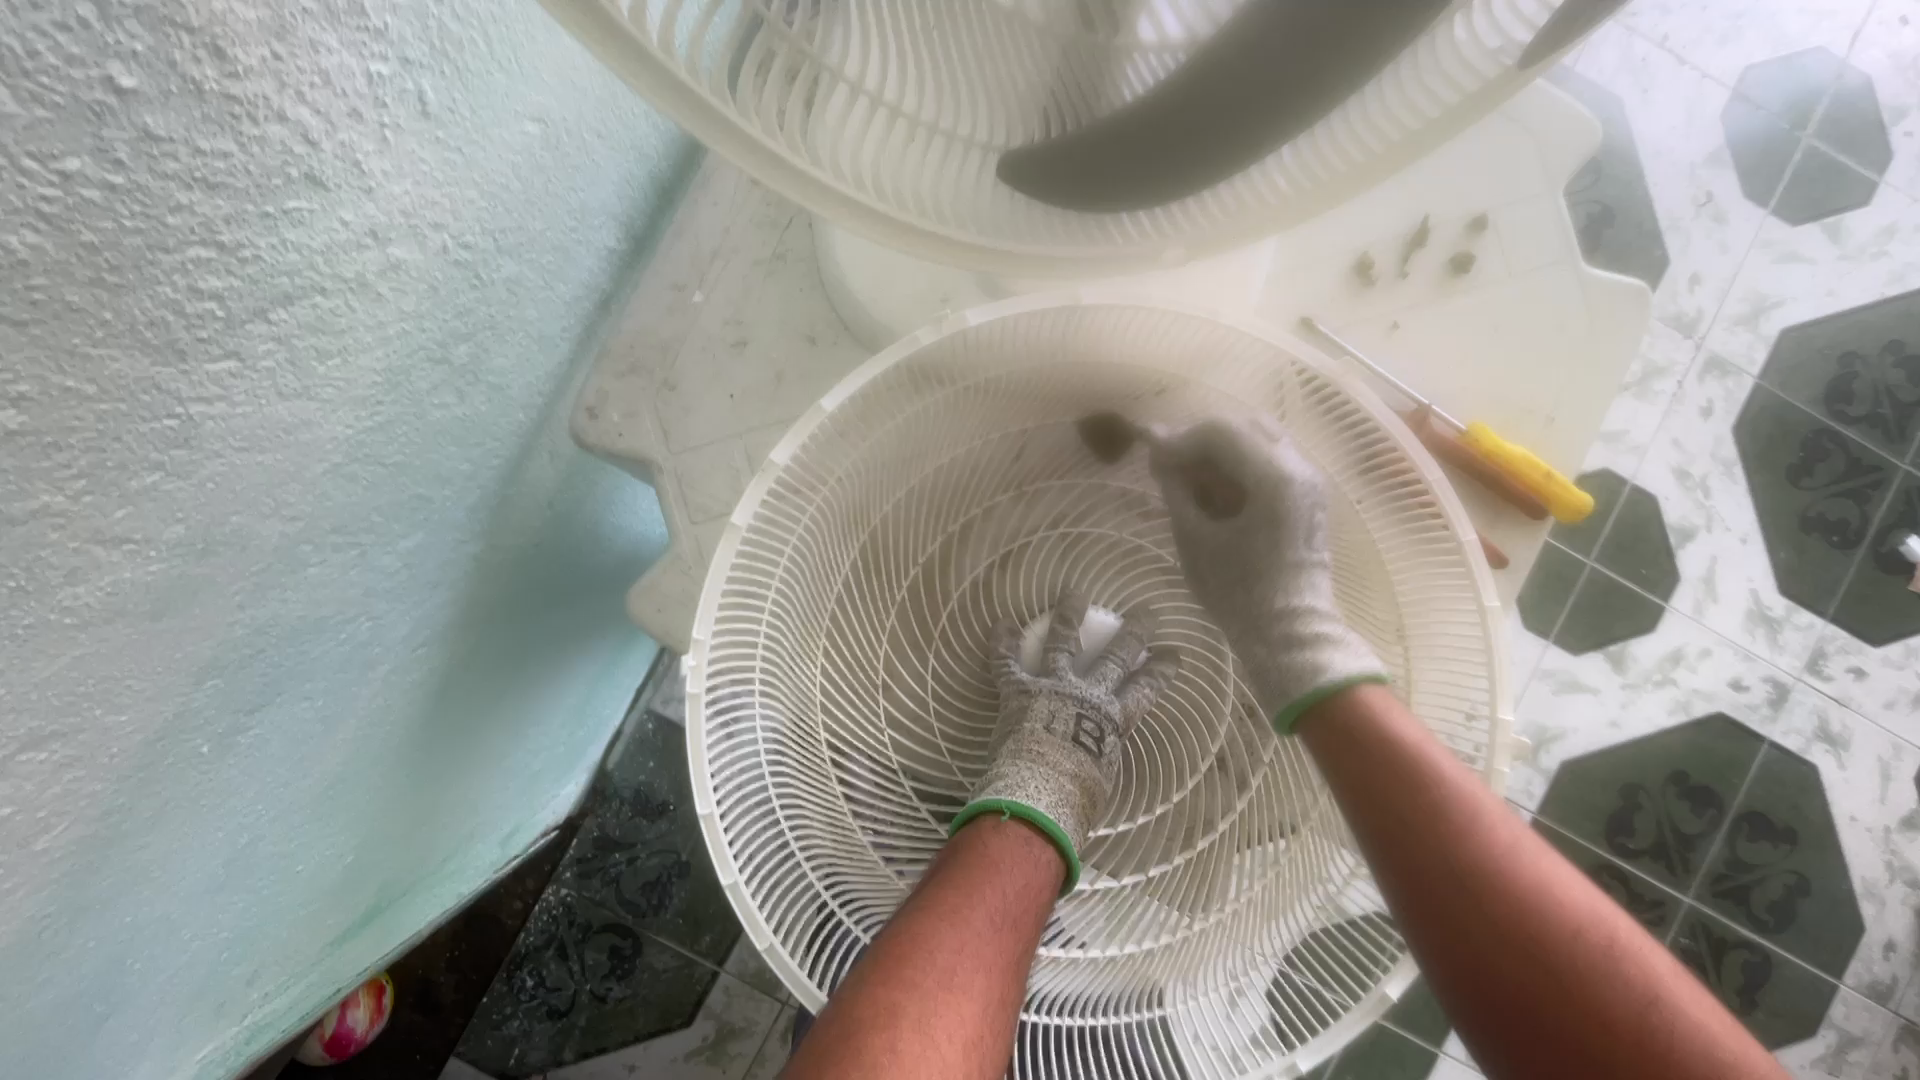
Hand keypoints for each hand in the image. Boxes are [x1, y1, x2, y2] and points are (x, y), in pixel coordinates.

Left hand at [950, 592, 1177, 891]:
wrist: (1040, 795)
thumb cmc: (1074, 801)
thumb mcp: (1100, 784)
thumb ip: (1098, 766)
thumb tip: (1093, 771)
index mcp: (1112, 723)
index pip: (1143, 692)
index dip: (1159, 672)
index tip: (1174, 654)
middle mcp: (1086, 696)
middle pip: (1114, 658)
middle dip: (1132, 634)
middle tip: (1146, 613)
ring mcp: (1052, 688)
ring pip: (1063, 644)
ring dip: (1069, 617)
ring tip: (1075, 594)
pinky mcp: (1018, 691)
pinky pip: (1007, 663)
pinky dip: (1002, 643)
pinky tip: (1001, 622)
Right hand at [1147, 417, 1385, 733]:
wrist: (1289, 633)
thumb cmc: (1237, 592)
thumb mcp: (1195, 537)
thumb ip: (1176, 487)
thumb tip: (1157, 452)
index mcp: (1274, 477)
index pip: (1220, 432)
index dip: (1179, 439)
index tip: (1150, 457)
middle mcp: (1299, 468)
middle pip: (1243, 427)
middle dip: (1200, 440)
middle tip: (1166, 463)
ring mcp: (1309, 480)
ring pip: (1258, 440)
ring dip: (1219, 450)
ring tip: (1187, 475)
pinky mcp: (1307, 496)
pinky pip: (1270, 460)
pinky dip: (1238, 464)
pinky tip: (1213, 488)